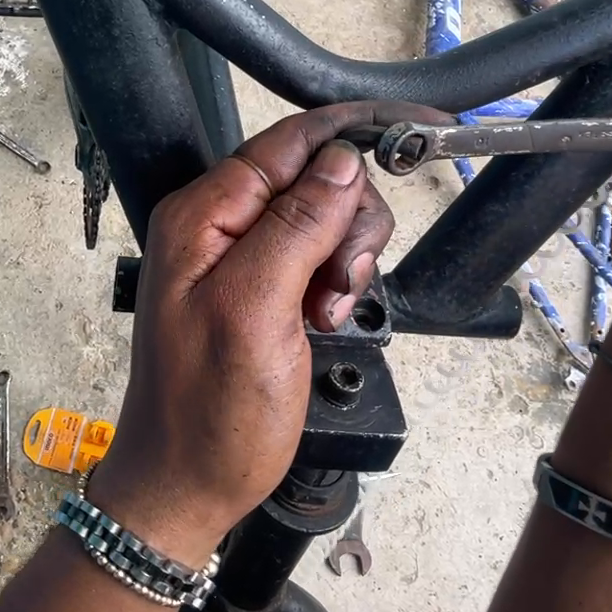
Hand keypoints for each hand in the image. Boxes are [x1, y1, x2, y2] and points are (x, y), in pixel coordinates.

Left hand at [88, 102, 452, 563]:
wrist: (190, 481)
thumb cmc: (209, 412)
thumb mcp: (255, 312)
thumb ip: (296, 227)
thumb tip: (341, 159)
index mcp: (203, 215)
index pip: (289, 141)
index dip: (355, 130)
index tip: (421, 131)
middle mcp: (218, 224)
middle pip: (316, 176)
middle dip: (348, 224)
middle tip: (337, 284)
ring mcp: (241, 255)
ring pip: (326, 216)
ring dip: (345, 260)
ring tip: (324, 312)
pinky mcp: (263, 285)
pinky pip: (318, 256)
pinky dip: (335, 282)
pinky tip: (321, 319)